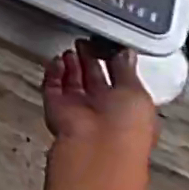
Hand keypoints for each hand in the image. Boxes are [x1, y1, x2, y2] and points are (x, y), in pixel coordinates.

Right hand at [42, 40, 158, 158]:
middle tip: (86, 43)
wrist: (96, 146)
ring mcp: (78, 108)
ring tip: (71, 49)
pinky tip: (58, 60)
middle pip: (94, 80)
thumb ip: (127, 69)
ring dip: (71, 65)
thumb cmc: (125, 128)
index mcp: (128, 108)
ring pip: (72, 82)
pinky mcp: (57, 107)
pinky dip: (53, 71)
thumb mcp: (136, 92)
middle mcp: (102, 110)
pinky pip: (52, 85)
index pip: (120, 81)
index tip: (109, 45)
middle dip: (90, 61)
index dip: (114, 63)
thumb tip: (127, 53)